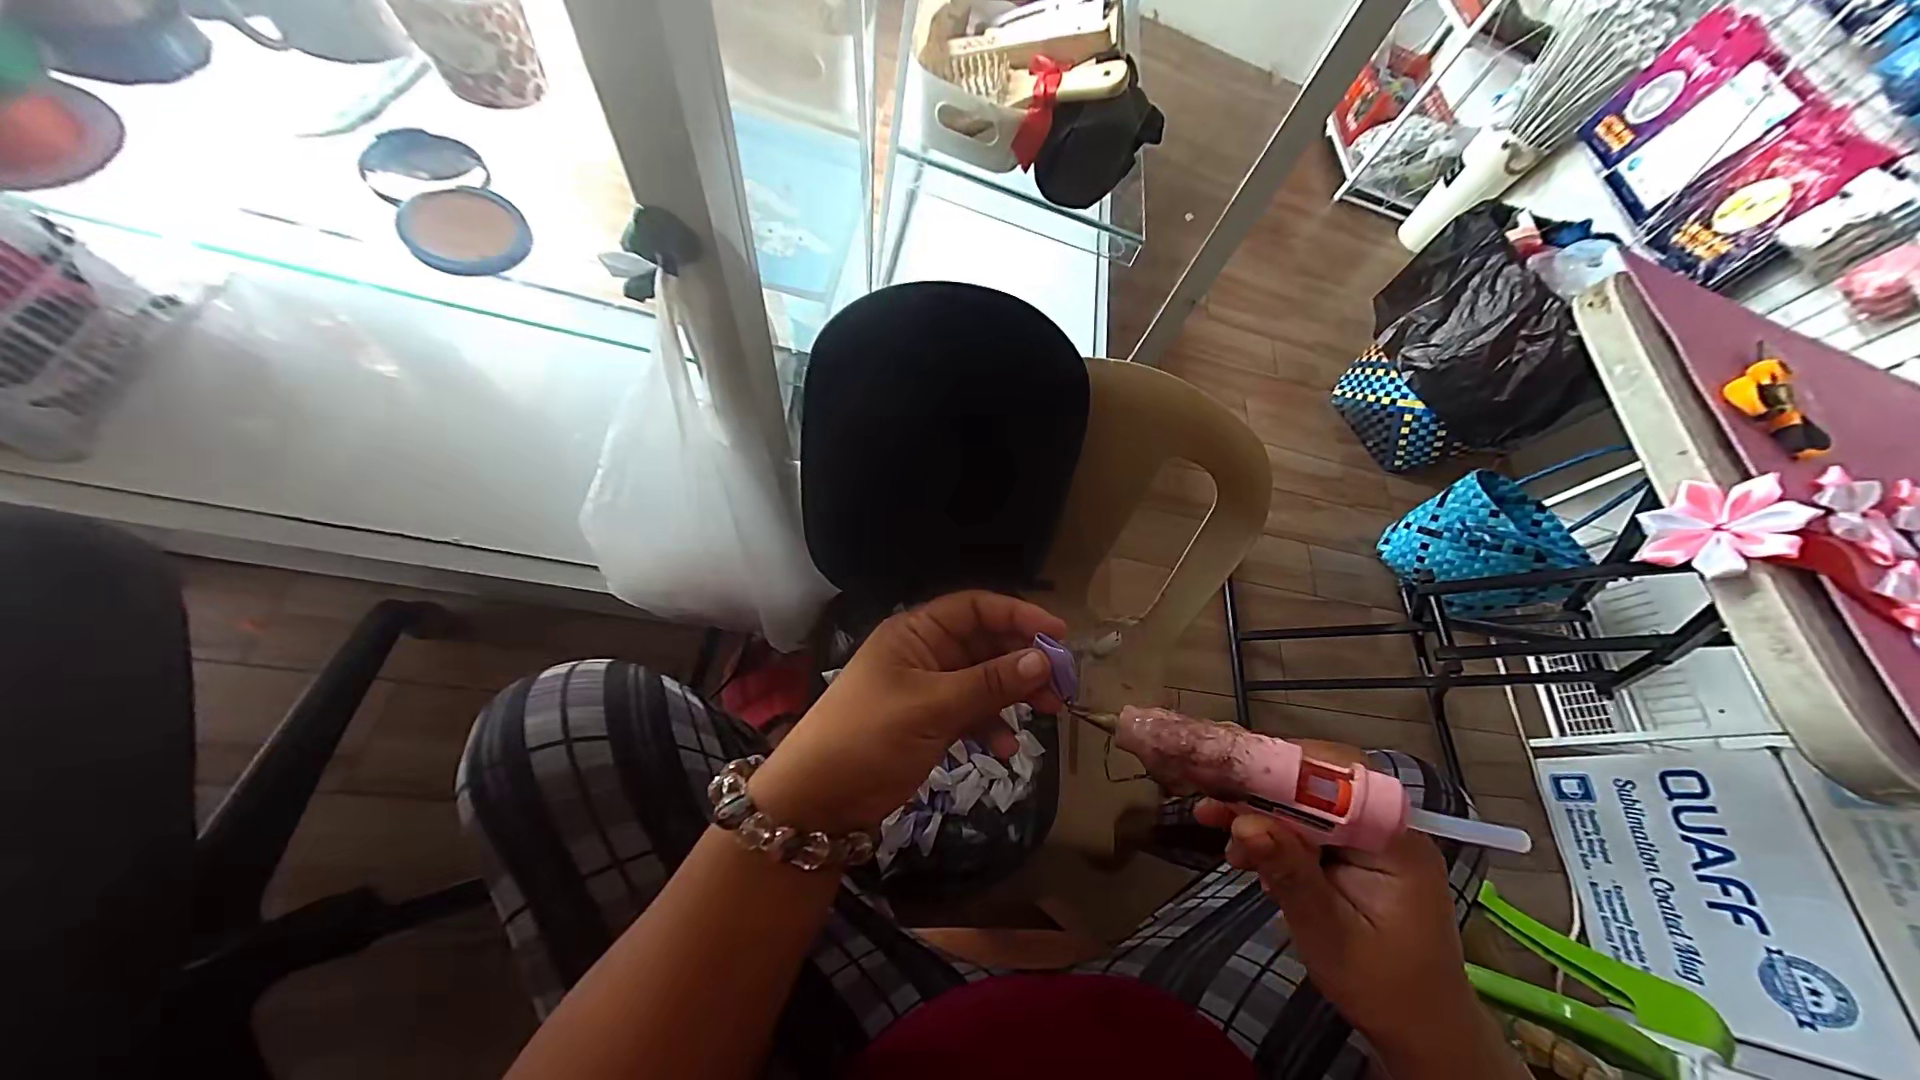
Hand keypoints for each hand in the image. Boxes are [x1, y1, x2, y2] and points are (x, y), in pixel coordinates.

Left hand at [750, 590, 1066, 833]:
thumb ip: (989, 683)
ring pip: (985, 680)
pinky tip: (1006, 748)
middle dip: (1024, 660)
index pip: (976, 608)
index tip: (1058, 635)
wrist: (819, 800)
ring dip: (1016, 694)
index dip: (1018, 615)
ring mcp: (930, 689)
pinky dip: (993, 726)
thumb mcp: (931, 706)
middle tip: (1061, 683)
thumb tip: (1044, 659)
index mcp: (917, 632)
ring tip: (1048, 713)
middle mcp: (926, 653)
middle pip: (986, 644)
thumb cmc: (868, 736)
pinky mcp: (932, 722)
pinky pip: (974, 713)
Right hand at [1193, 745, 1519, 1076]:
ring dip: (1256, 811)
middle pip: (1315, 781)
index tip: (1232, 773)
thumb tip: (1244, 821)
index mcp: (1393, 841)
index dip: (1285, 767)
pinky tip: (1243, 852)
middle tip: (1211, 802)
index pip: (1341, 776)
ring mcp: (1366, 837)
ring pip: (1302, 801)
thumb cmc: (1380, 986)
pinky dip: (1268, 832)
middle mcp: (1382, 826)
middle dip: (1260, 790)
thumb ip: (1290, 873)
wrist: (1419, 1029)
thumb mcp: (1327, 932)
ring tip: (1217, 829)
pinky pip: (1303, 824)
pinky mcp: (1349, 850)